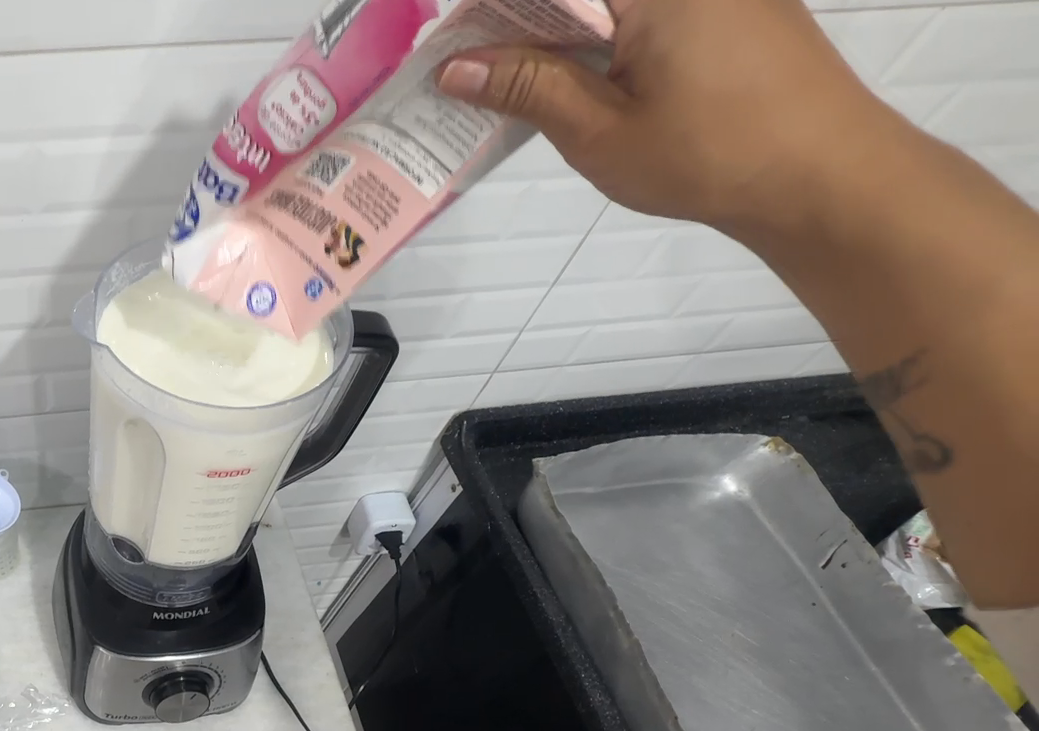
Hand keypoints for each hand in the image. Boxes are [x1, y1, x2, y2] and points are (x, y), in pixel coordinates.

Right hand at [436, 0, 906, 236]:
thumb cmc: (705, 154)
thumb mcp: (598, 129)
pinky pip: (639, 10)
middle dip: (515, 23)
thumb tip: (455, 67)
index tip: (451, 47)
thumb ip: (527, 86)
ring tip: (503, 77)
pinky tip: (563, 75)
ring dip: (551, 31)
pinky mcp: (725, 5)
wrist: (820, 172)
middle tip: (465, 69)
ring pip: (603, 2)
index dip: (494, 12)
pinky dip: (592, 35)